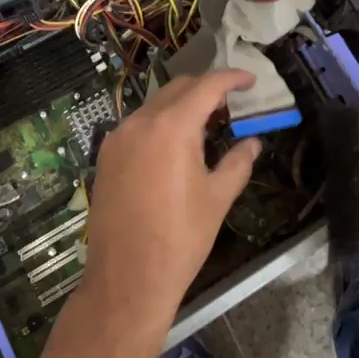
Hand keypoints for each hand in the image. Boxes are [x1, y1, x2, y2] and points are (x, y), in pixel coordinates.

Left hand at [83, 70, 261, 317]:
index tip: (250, 79)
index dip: (232, 78)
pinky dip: (159, 124)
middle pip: (178, 89)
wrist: (127, 279)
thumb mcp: (218, 198)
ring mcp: (118, 138)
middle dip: (206, 89)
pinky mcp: (106, 156)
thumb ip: (238, 162)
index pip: (207, 86)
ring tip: (205, 126)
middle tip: (231, 104)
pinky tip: (174, 146)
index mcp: (173, 127)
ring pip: (155, 105)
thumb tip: (253, 143)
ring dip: (181, 106)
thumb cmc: (180, 238)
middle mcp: (141, 122)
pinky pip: (137, 125)